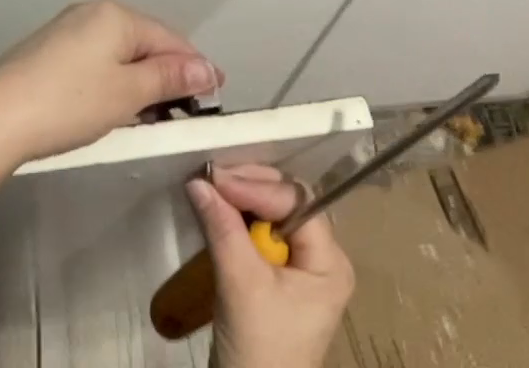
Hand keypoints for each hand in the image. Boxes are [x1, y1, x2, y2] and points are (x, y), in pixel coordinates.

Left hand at [0, 0, 222, 169]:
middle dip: (167, 75)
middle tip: (182, 113)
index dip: (195, 68)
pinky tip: (110, 108)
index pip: (171, 38)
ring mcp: (66, 30)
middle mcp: (92, 12)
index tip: (214, 97)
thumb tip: (207, 69)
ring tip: (150, 116)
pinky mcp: (46, 52)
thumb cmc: (69, 104)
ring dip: (139, 82)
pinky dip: (112, 82)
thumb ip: (170, 78)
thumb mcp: (129, 93)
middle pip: (145, 42)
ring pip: (119, 54)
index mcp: (116, 14)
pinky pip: (95, 61)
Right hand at [185, 165, 353, 367]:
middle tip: (212, 179)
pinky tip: (218, 211)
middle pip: (288, 203)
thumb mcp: (241, 286)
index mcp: (329, 262)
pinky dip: (240, 220)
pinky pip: (262, 235)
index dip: (256, 187)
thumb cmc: (258, 350)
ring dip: (243, 200)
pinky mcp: (278, 279)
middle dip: (250, 187)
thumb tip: (199, 182)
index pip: (297, 202)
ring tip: (211, 189)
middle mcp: (322, 259)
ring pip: (274, 216)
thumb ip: (223, 230)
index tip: (216, 178)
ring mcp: (301, 269)